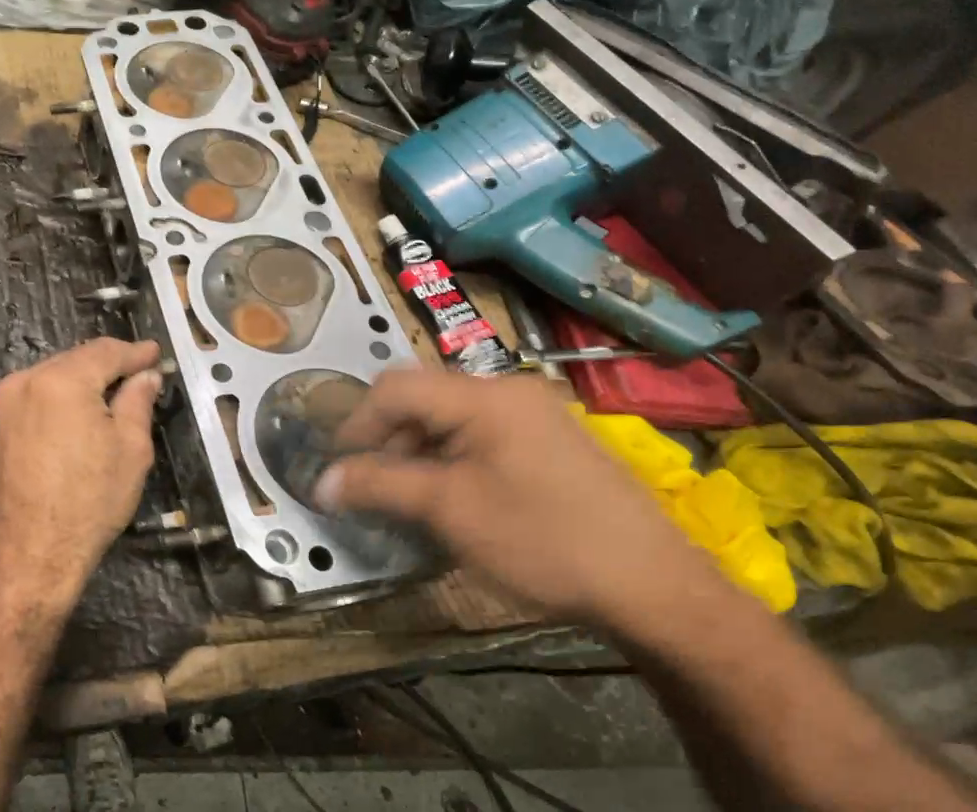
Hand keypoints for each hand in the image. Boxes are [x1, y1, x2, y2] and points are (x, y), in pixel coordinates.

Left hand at [0, 338, 162, 588]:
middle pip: (76, 360)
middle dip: (108, 365)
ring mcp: (6, 401)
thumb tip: (145, 376)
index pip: (104, 351)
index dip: (134, 352)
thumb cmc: (89, 501)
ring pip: (54, 376)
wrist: (29, 550)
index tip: (155, 354)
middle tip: (140, 373)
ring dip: (83, 381)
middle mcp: (27, 380)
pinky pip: (37, 396)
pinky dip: (61, 398)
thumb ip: (137, 402)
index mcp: (61, 380)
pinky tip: (81, 413)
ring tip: (114, 394)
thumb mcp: (130, 449)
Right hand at [315, 370, 724, 628]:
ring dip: (421, 452)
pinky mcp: (556, 443)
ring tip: (416, 499)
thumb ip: (378, 485)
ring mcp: (539, 415)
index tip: (340, 468)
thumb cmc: (543, 540)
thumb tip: (321, 481)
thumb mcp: (448, 511)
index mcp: (484, 396)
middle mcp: (511, 392)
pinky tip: (460, 499)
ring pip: (453, 419)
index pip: (394, 388)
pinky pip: (485, 435)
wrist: (657, 589)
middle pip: (423, 399)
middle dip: (390, 440)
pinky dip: (455, 458)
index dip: (357, 424)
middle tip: (378, 487)